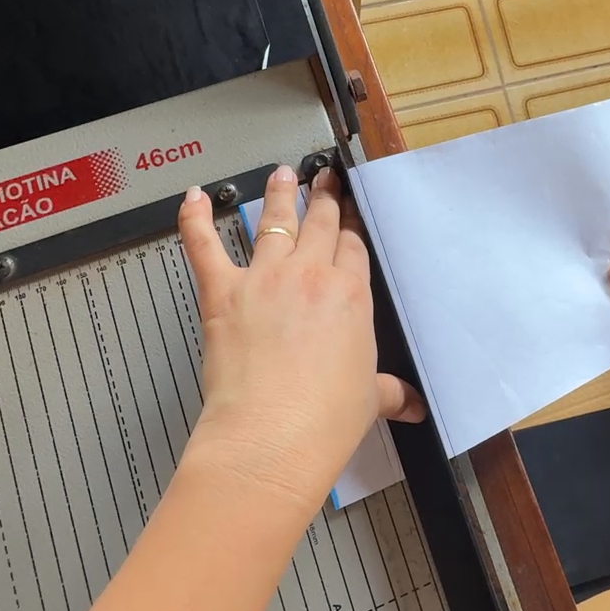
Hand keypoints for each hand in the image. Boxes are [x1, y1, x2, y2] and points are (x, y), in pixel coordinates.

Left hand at [177, 165, 424, 507]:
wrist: (273, 437)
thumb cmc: (325, 421)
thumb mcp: (371, 400)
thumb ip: (392, 393)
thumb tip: (415, 405)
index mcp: (352, 295)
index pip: (352, 245)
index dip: (351, 222)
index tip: (350, 208)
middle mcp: (312, 276)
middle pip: (321, 222)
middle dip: (325, 195)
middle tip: (325, 177)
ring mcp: (267, 279)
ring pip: (276, 221)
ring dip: (280, 194)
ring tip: (282, 173)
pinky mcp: (224, 292)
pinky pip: (205, 245)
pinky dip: (196, 219)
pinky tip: (194, 198)